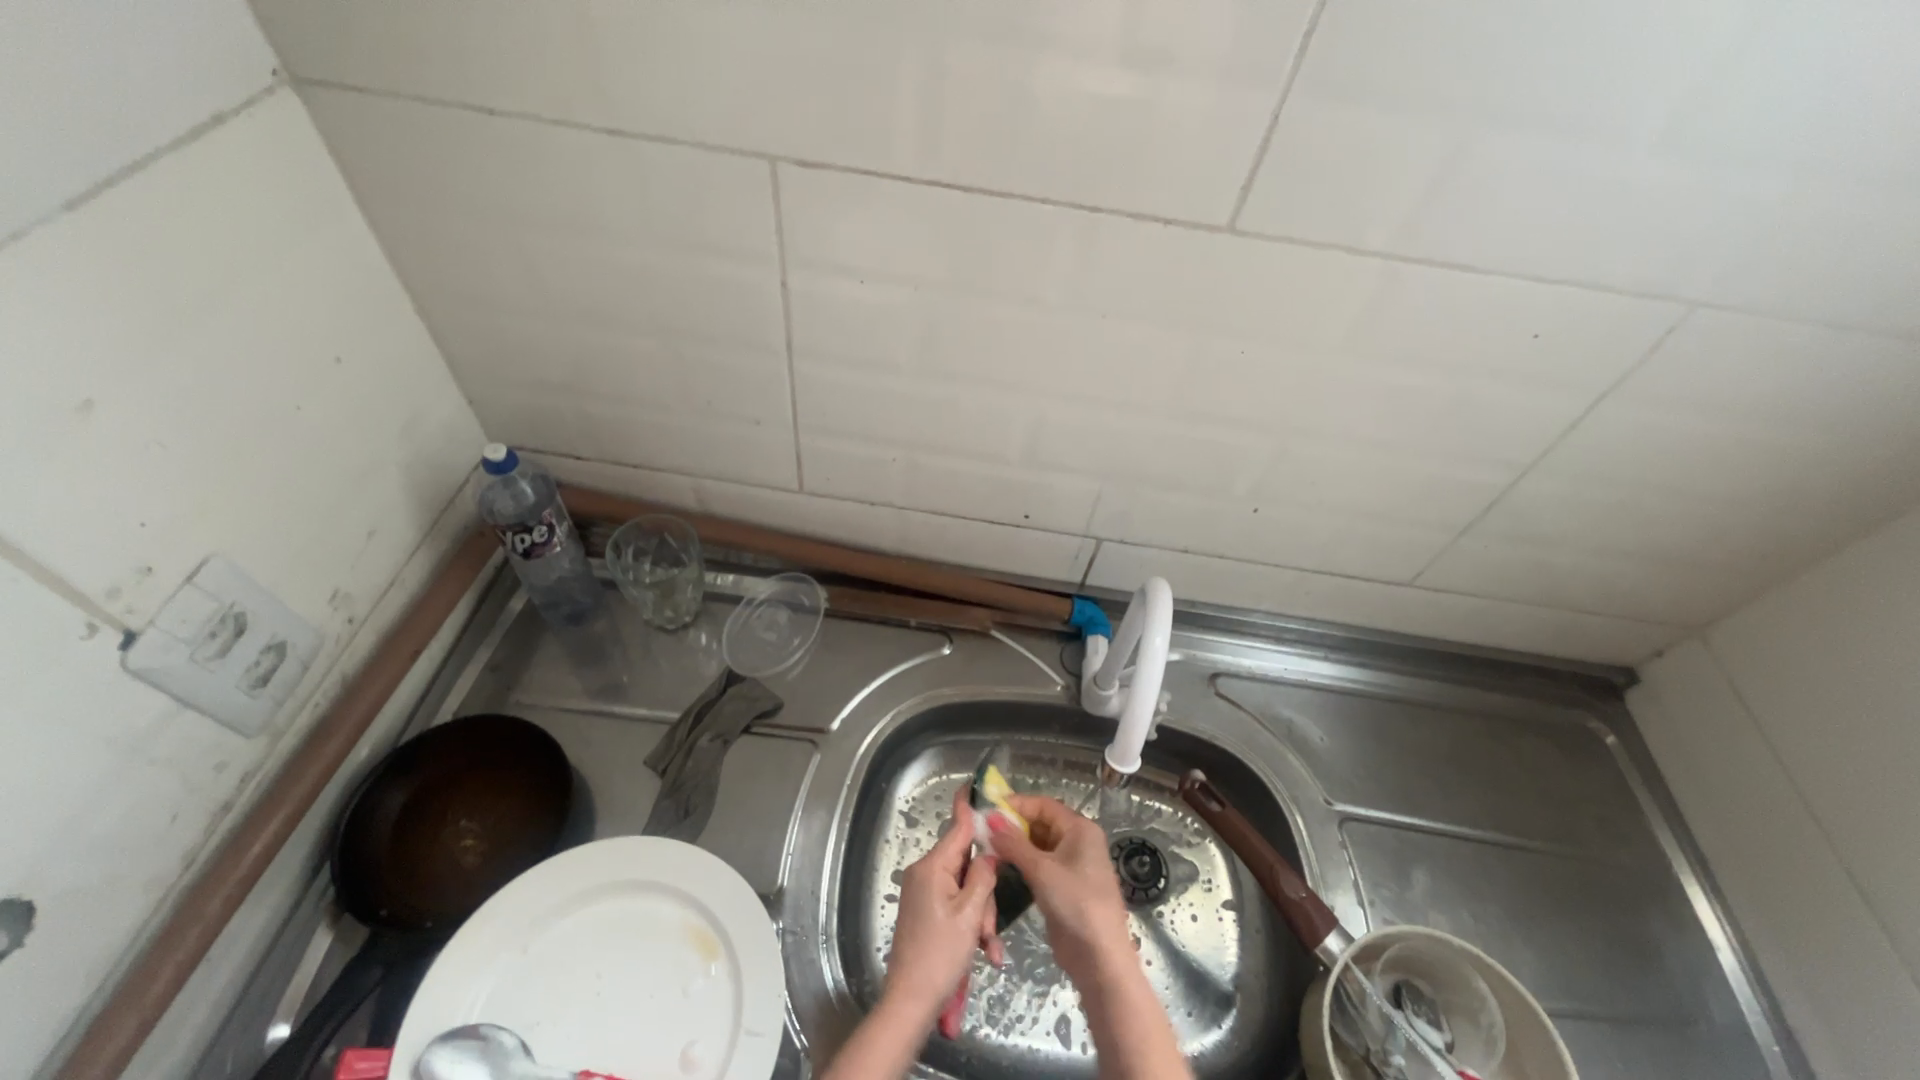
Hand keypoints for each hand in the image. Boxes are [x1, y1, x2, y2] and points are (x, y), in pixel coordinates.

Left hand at [884, 785, 1003, 1017]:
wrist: (911, 1000)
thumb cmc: (941, 953)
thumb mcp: (970, 914)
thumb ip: (983, 877)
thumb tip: (990, 853)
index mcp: (931, 868)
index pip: (956, 828)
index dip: (969, 808)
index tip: (973, 783)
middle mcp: (925, 875)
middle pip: (968, 866)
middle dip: (986, 895)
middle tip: (989, 928)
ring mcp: (924, 895)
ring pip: (967, 891)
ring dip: (982, 918)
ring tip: (988, 948)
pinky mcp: (927, 914)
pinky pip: (958, 909)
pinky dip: (973, 928)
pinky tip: (985, 954)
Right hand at [989, 794, 1131, 982]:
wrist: (1099, 955)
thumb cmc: (1075, 903)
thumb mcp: (1041, 870)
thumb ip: (1014, 843)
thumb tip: (990, 819)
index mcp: (1080, 829)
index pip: (1044, 805)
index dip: (1016, 804)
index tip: (987, 809)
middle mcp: (1078, 842)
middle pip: (1041, 824)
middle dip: (1013, 826)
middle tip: (981, 830)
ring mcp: (1072, 866)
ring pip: (1039, 846)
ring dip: (1015, 846)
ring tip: (986, 847)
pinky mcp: (1064, 886)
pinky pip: (1040, 866)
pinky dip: (1022, 864)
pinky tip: (1001, 867)